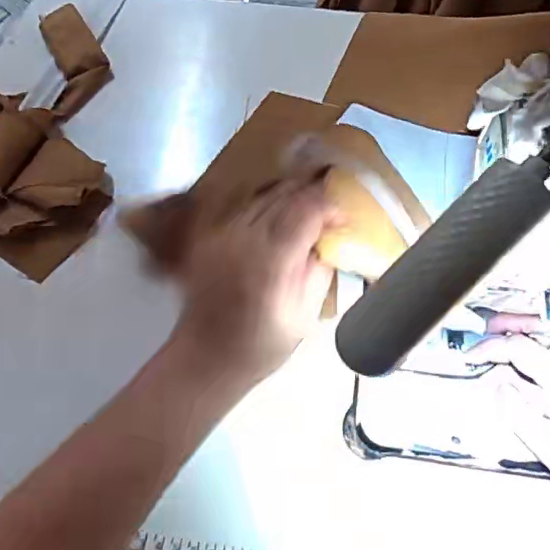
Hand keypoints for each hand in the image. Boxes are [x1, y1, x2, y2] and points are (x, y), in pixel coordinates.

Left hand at [167, 176, 334, 383]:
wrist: (207, 356)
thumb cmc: (260, 345)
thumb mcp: (304, 313)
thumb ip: (319, 270)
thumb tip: (330, 241)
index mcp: (272, 257)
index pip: (308, 208)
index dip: (331, 208)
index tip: (343, 221)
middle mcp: (243, 236)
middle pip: (285, 194)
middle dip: (312, 196)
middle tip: (329, 211)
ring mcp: (221, 233)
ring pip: (262, 195)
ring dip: (288, 198)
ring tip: (306, 213)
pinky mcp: (208, 236)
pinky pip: (242, 208)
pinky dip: (264, 207)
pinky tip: (276, 221)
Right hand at [469, 315, 549, 529]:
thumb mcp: (547, 444)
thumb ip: (516, 408)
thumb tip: (499, 386)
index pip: (521, 348)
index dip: (490, 349)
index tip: (472, 356)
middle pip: (545, 330)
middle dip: (513, 325)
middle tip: (488, 329)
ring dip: (531, 336)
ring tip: (506, 343)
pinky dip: (548, 353)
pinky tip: (535, 368)